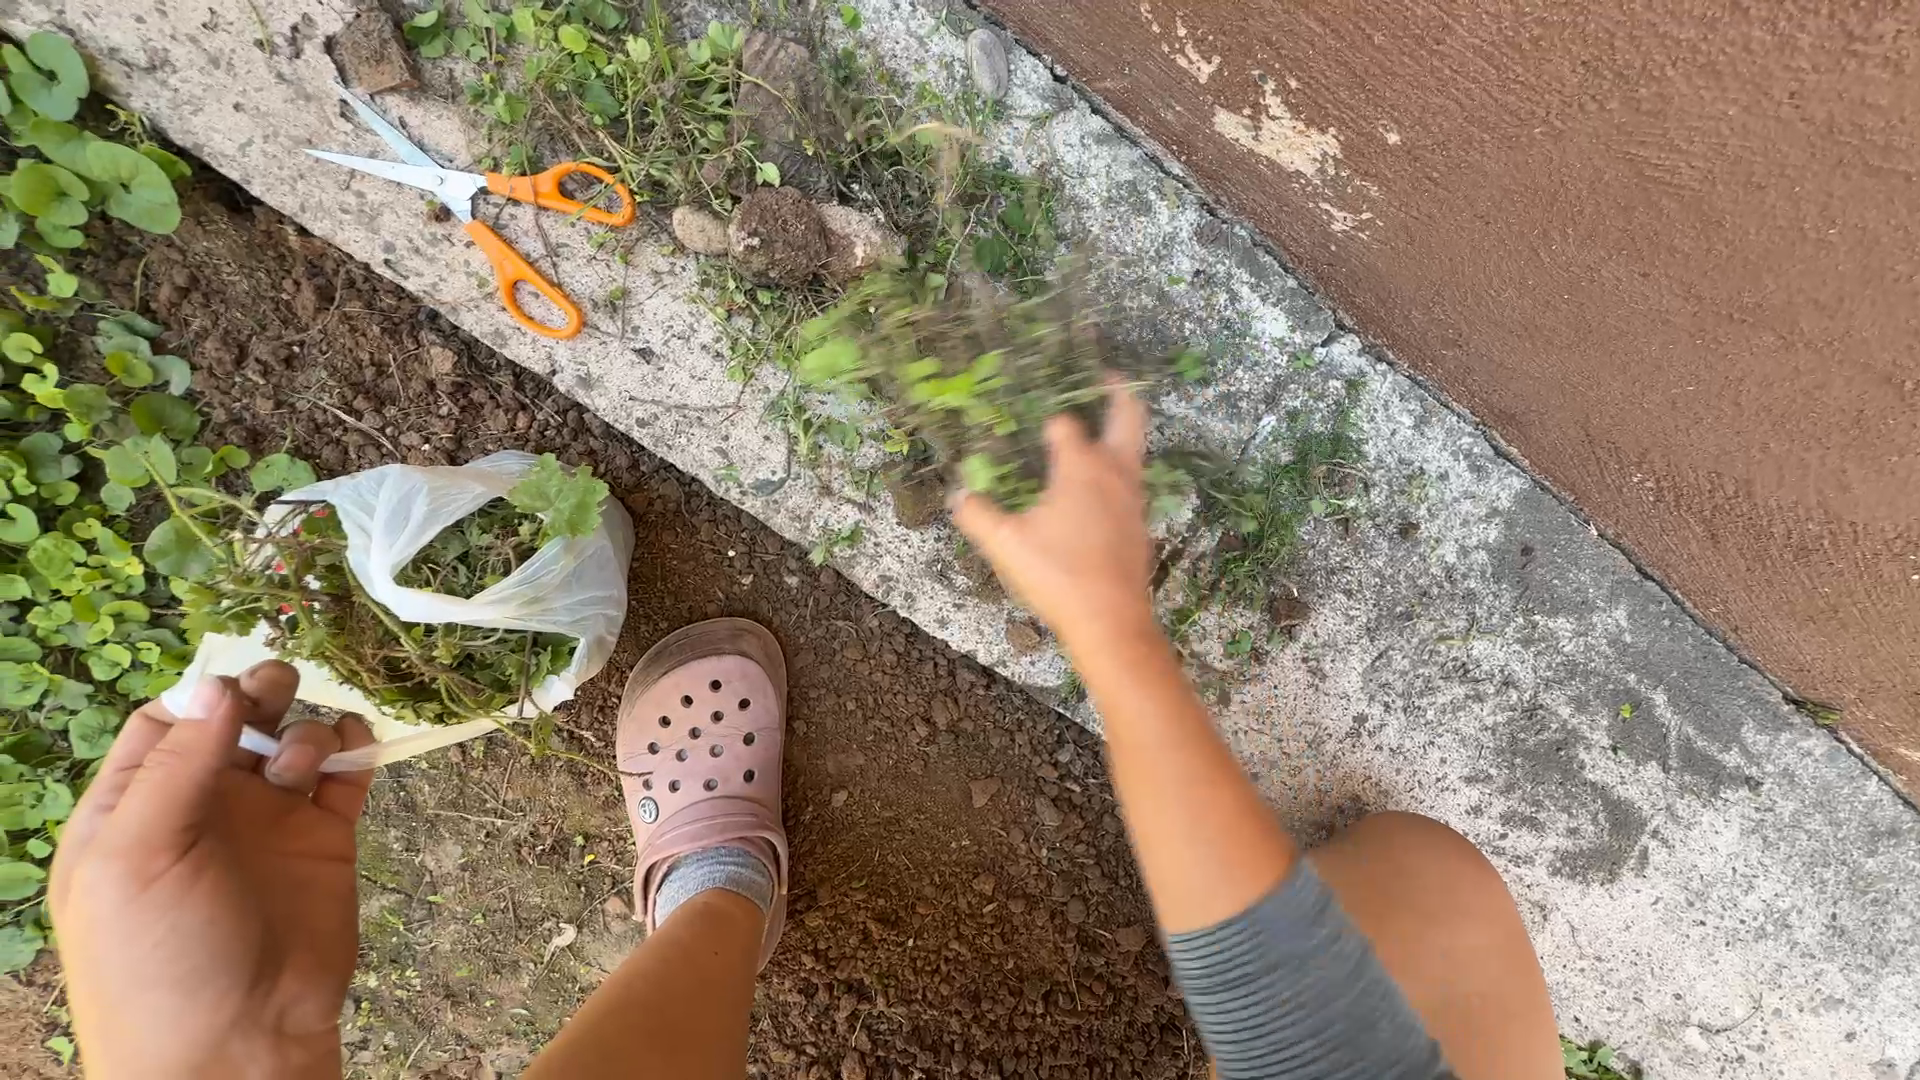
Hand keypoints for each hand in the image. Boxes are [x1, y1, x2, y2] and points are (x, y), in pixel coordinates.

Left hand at [50, 662, 373, 1079]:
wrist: (242, 1032)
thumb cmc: (161, 953)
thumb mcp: (142, 858)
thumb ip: (177, 767)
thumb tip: (215, 683)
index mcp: (137, 809)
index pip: (166, 724)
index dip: (202, 698)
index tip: (235, 695)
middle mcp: (206, 804)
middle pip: (239, 722)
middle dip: (264, 696)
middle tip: (283, 691)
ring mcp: (271, 817)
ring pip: (297, 739)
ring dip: (309, 732)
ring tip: (305, 764)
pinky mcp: (328, 832)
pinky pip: (348, 772)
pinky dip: (356, 750)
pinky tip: (353, 757)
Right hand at [951, 380, 1156, 653]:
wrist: (1111, 620)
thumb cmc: (1058, 575)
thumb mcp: (1006, 545)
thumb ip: (978, 515)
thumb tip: (957, 496)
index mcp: (1081, 468)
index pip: (1065, 426)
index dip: (1049, 422)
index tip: (1035, 423)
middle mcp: (1114, 474)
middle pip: (1128, 417)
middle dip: (1119, 393)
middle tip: (1105, 377)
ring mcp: (1133, 499)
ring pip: (1134, 451)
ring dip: (1121, 433)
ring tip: (1100, 431)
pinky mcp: (1140, 524)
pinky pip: (1133, 484)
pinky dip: (1120, 471)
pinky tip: (1101, 492)